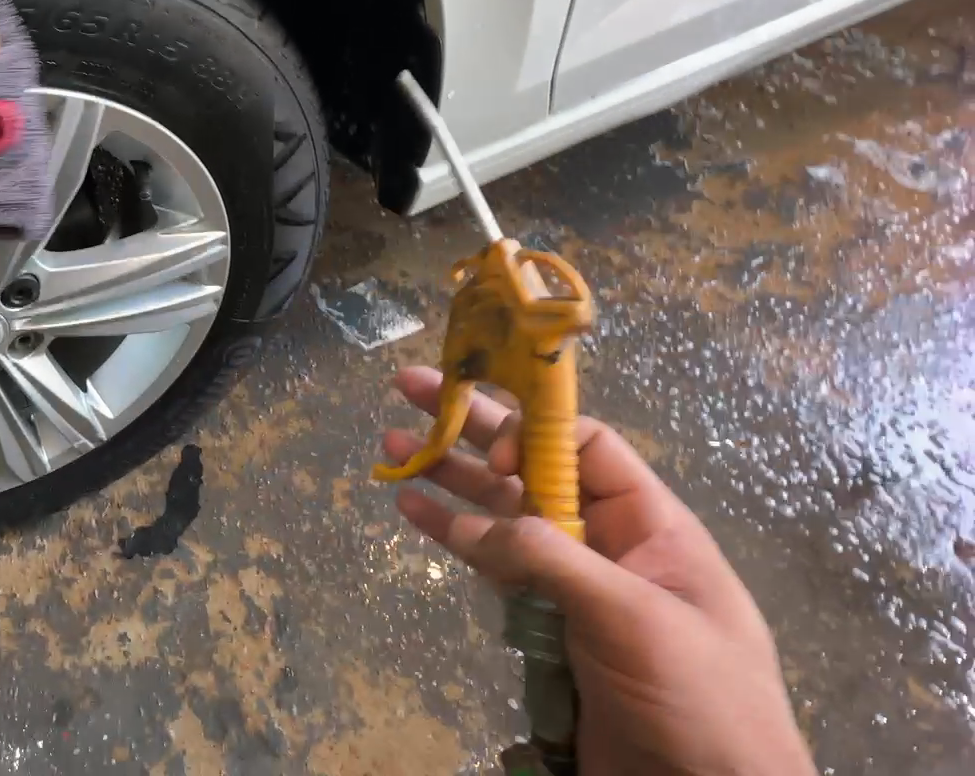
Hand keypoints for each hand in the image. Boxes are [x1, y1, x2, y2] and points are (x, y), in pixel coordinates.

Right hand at [383, 366, 814, 775]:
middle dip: (468, 426)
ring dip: (445, 474)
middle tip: (410, 389)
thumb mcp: (635, 619)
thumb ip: (551, 559)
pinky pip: (484, 556)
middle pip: (526, 462)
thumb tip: (475, 525)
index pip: (583, 447)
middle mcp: (601, 536)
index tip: (492, 455)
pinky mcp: (539, 611)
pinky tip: (409, 507)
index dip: (531, 436)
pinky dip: (446, 530)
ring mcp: (567, 574)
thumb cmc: (699, 699)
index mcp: (648, 524)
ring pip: (495, 506)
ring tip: (390, 445)